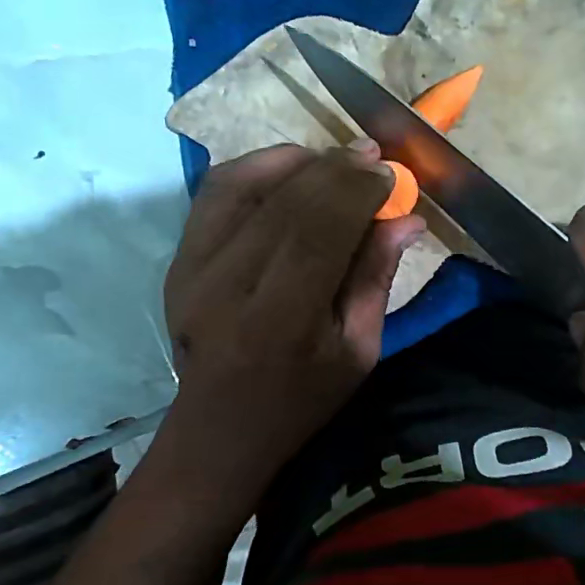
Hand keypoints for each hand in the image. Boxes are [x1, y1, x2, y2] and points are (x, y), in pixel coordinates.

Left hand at [163, 142, 423, 483]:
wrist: (221, 427)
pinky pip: (216, 194)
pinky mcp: (177, 260)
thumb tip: (407, 218)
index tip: (388, 174)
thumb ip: (377, 278)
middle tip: (370, 157)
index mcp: (281, 321)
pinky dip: (256, 170)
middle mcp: (227, 287)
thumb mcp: (358, 350)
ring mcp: (191, 269)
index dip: (357, 191)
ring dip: (295, 160)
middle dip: (335, 169)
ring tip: (333, 161)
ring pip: (243, 185)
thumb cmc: (302, 397)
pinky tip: (290, 170)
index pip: (319, 230)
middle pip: (284, 202)